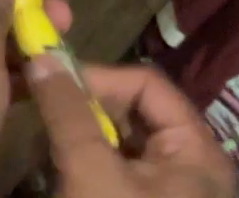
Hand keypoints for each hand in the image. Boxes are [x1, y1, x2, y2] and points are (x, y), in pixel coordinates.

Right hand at [28, 60, 234, 197]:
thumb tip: (41, 54)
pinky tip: (66, 178)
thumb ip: (67, 111)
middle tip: (49, 118)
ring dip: (85, 138)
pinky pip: (121, 173)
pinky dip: (91, 167)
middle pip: (134, 110)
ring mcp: (173, 194)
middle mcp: (193, 166)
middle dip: (88, 109)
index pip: (145, 82)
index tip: (54, 84)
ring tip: (52, 151)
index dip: (99, 77)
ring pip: (123, 143)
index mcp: (197, 150)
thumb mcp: (90, 173)